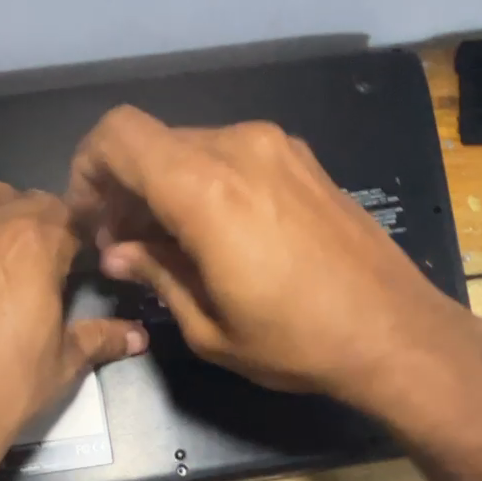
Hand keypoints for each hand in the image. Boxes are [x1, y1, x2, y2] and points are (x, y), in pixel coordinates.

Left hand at [0, 177, 148, 457]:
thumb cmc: (8, 387)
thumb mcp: (64, 362)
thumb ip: (102, 338)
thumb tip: (140, 337)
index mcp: (33, 242)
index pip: (72, 217)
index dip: (86, 236)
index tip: (91, 259)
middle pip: (28, 201)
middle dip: (48, 223)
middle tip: (56, 263)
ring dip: (3, 209)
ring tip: (11, 248)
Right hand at [66, 107, 479, 403]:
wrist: (392, 332)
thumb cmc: (295, 343)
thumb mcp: (208, 327)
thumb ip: (155, 275)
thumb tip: (117, 251)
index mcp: (206, 190)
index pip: (118, 137)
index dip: (89, 171)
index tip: (92, 221)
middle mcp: (240, 149)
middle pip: (153, 143)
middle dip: (125, 189)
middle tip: (125, 247)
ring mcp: (277, 148)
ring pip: (192, 148)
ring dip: (166, 188)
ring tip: (169, 248)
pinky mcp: (302, 161)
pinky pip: (232, 157)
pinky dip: (205, 185)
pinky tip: (214, 236)